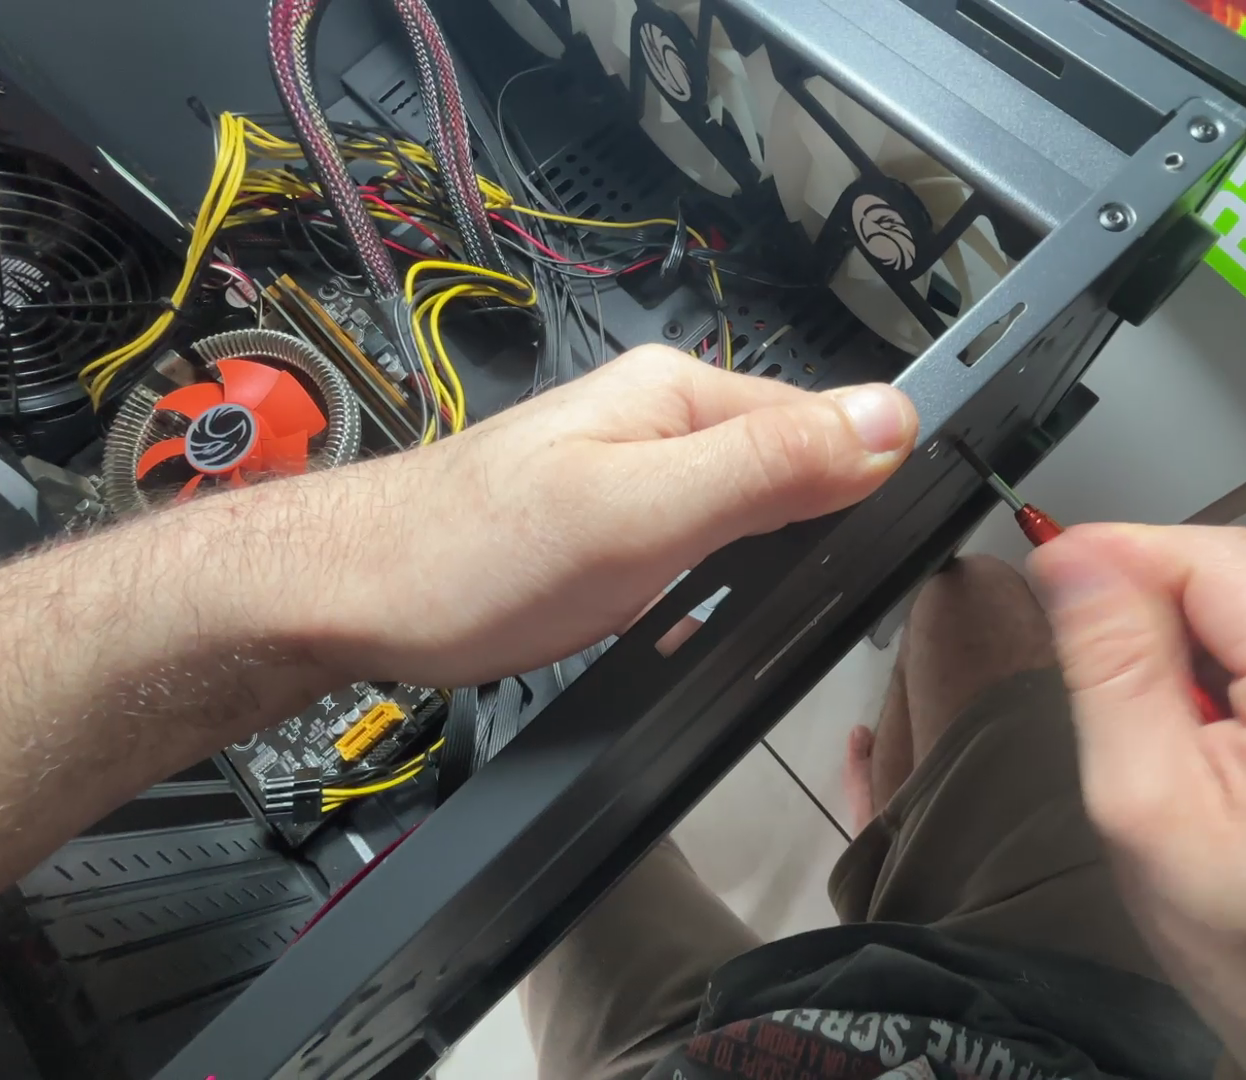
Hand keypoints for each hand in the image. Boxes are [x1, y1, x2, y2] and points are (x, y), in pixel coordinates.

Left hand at [273, 345, 916, 687]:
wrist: (353, 594)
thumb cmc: (480, 554)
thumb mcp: (642, 513)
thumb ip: (766, 467)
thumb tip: (891, 418)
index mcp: (682, 394)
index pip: (820, 423)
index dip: (856, 487)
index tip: (860, 564)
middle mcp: (662, 417)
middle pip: (784, 465)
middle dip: (804, 535)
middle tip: (786, 604)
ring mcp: (634, 467)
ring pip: (742, 508)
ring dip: (759, 561)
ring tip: (739, 613)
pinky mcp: (612, 516)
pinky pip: (696, 539)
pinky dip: (712, 578)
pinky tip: (696, 611)